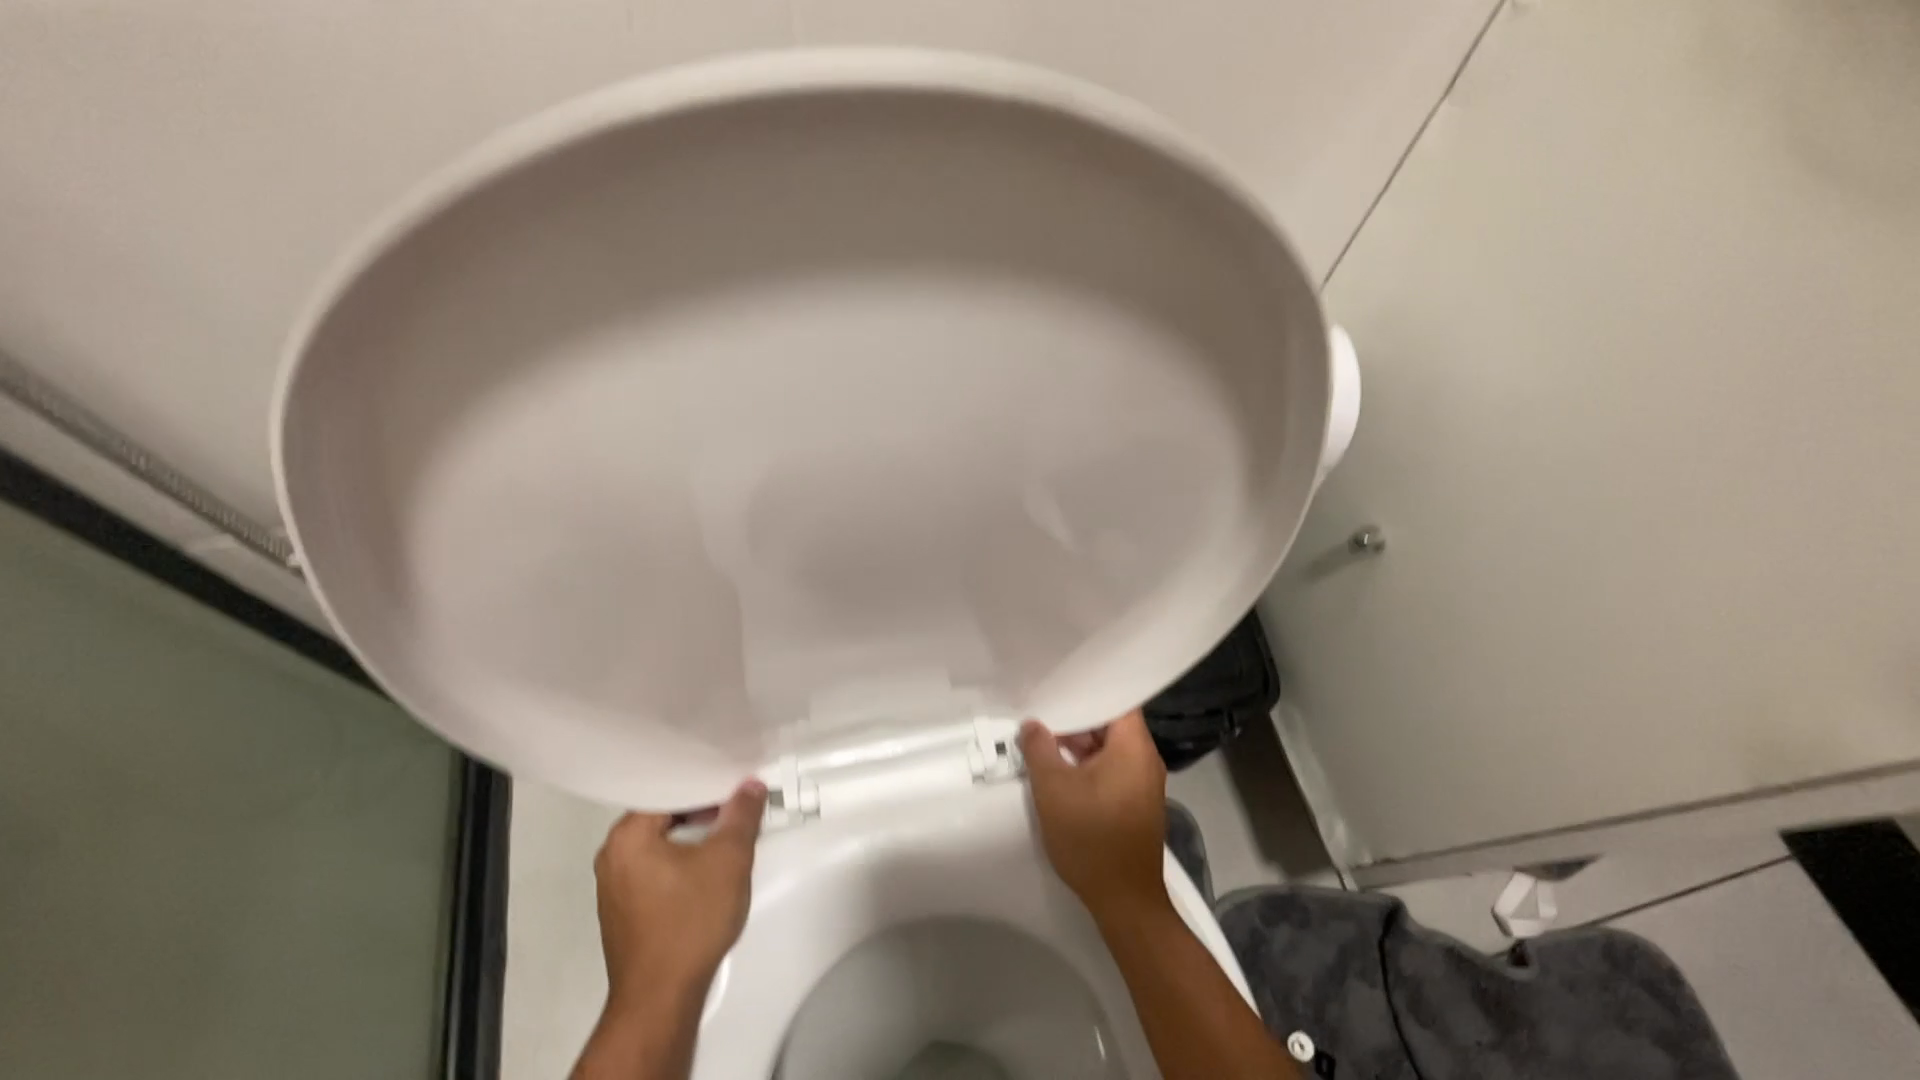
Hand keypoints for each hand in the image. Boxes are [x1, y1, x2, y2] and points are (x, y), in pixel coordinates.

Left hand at [592, 779, 767, 1004]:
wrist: (661, 997)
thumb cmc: (691, 921)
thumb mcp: (729, 859)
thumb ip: (741, 816)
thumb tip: (749, 786)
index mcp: (626, 835)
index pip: (667, 790)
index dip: (704, 783)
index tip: (734, 782)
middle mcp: (611, 855)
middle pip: (661, 815)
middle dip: (701, 809)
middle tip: (736, 806)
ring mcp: (613, 885)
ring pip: (658, 843)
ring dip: (691, 837)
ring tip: (727, 835)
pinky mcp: (623, 911)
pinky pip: (654, 868)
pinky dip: (679, 861)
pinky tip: (706, 869)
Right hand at [1018, 710, 1168, 922]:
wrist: (1124, 899)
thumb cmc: (1091, 837)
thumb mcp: (1053, 789)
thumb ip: (1039, 749)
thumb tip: (1033, 725)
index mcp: (1134, 747)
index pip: (1118, 700)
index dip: (1089, 691)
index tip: (1059, 689)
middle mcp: (1146, 760)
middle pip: (1112, 724)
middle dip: (1077, 721)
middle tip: (1043, 716)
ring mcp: (1144, 783)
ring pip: (1110, 749)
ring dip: (1080, 746)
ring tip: (1045, 743)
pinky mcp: (1137, 804)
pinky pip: (1113, 770)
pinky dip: (1089, 766)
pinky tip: (1061, 773)